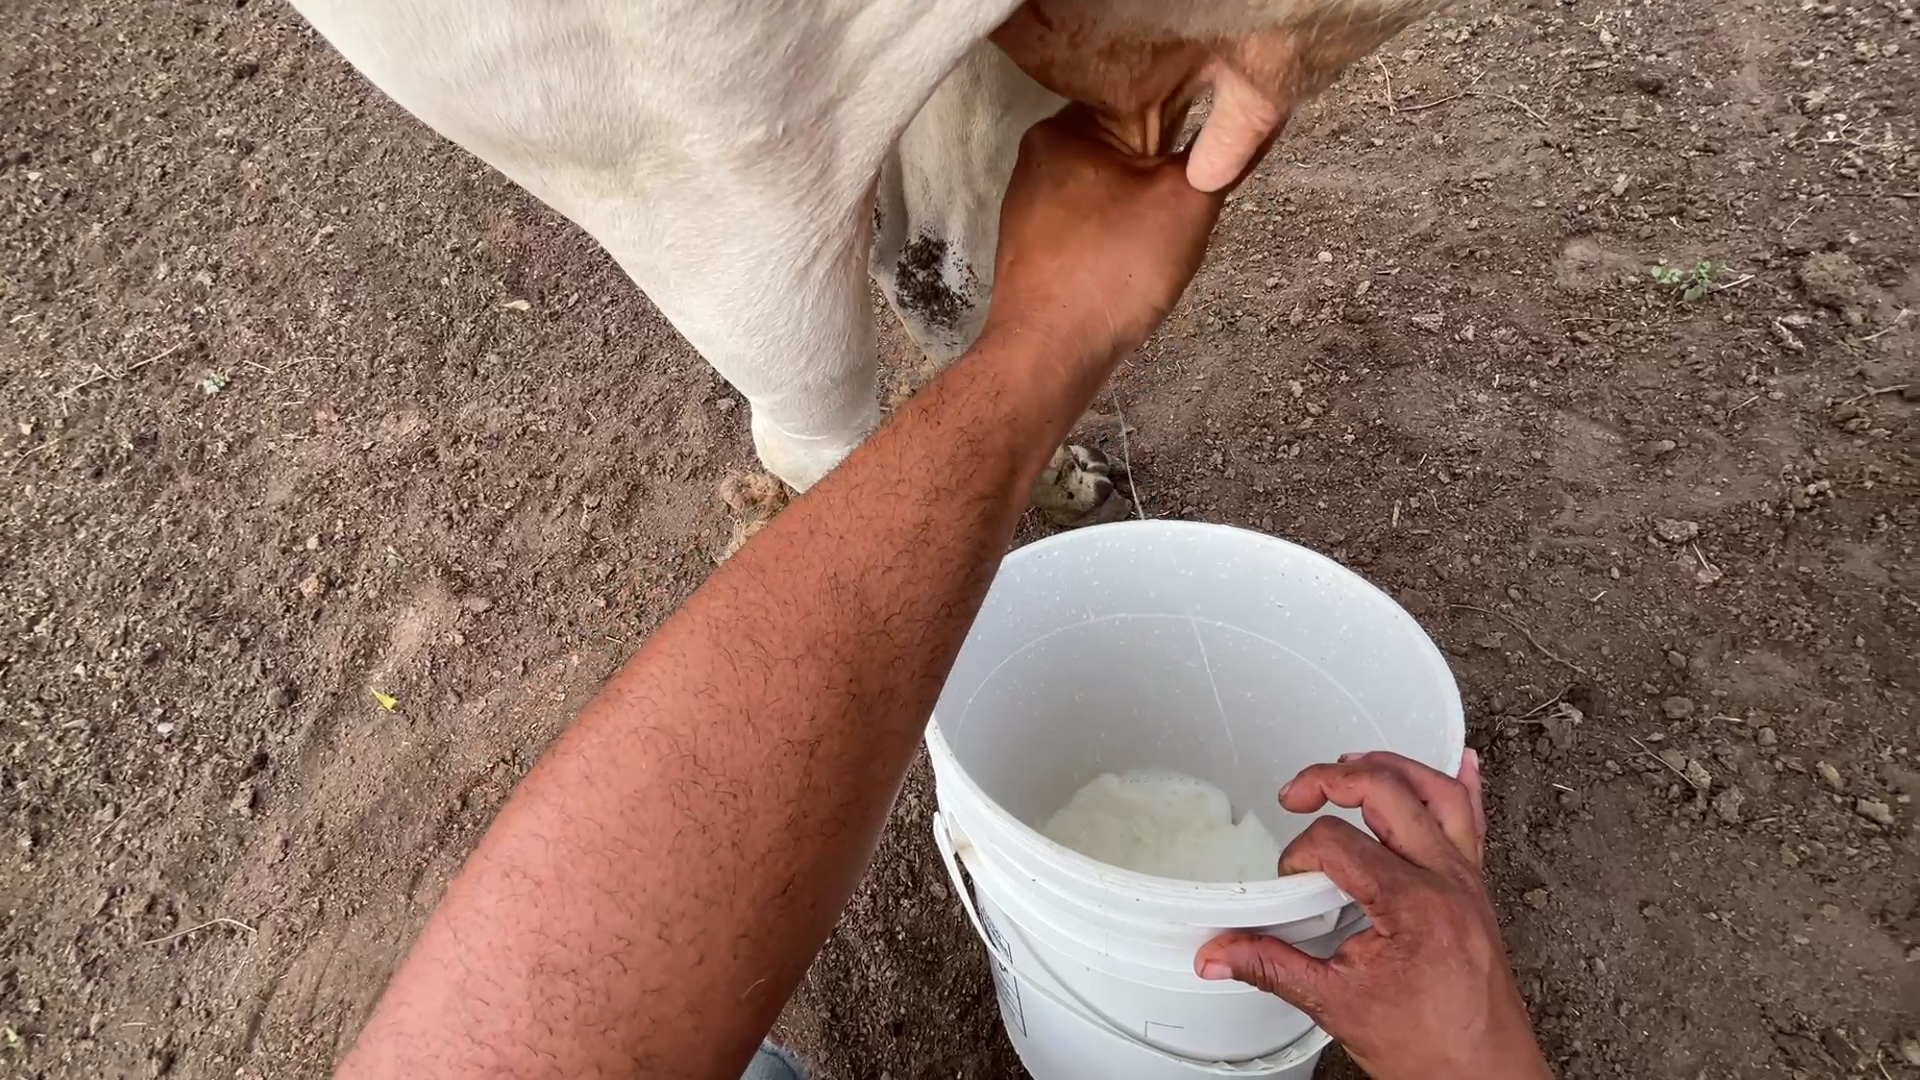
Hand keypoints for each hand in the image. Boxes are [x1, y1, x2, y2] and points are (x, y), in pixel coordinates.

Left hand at [983, 106, 1224, 367]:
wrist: (1046, 355)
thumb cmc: (1112, 272)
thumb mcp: (1187, 204)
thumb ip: (1221, 156)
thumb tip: (1249, 127)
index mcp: (1064, 126)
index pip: (1146, 101)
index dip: (1187, 134)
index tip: (1198, 174)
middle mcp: (1036, 159)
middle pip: (1125, 153)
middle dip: (1160, 185)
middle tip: (1173, 224)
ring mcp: (1027, 209)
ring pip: (1108, 196)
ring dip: (1138, 220)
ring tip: (1146, 256)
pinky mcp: (1029, 252)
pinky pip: (1086, 232)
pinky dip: (1111, 246)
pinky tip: (1120, 275)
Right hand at [1193, 751, 1551, 1079]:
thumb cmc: (1433, 1052)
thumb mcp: (1337, 1006)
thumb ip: (1270, 966)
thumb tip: (1216, 953)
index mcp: (1414, 905)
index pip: (1338, 841)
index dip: (1300, 854)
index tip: (1291, 881)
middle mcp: (1447, 881)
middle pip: (1385, 790)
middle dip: (1329, 780)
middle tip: (1295, 793)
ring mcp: (1468, 880)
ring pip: (1435, 791)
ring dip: (1388, 765)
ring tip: (1349, 761)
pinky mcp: (1476, 888)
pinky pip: (1476, 820)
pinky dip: (1465, 784)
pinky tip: (1462, 760)